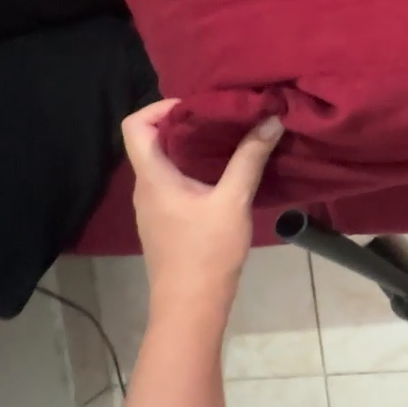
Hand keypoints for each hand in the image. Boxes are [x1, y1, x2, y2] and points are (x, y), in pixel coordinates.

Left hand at [120, 99, 282, 321]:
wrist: (191, 303)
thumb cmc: (207, 250)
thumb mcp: (234, 200)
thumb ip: (250, 158)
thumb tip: (270, 119)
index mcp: (153, 177)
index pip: (136, 125)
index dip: (162, 106)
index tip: (203, 103)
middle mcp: (147, 186)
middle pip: (154, 138)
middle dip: (189, 120)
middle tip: (229, 113)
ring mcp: (156, 203)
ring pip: (168, 158)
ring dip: (197, 142)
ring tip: (235, 134)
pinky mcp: (169, 216)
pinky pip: (178, 176)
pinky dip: (200, 163)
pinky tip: (231, 168)